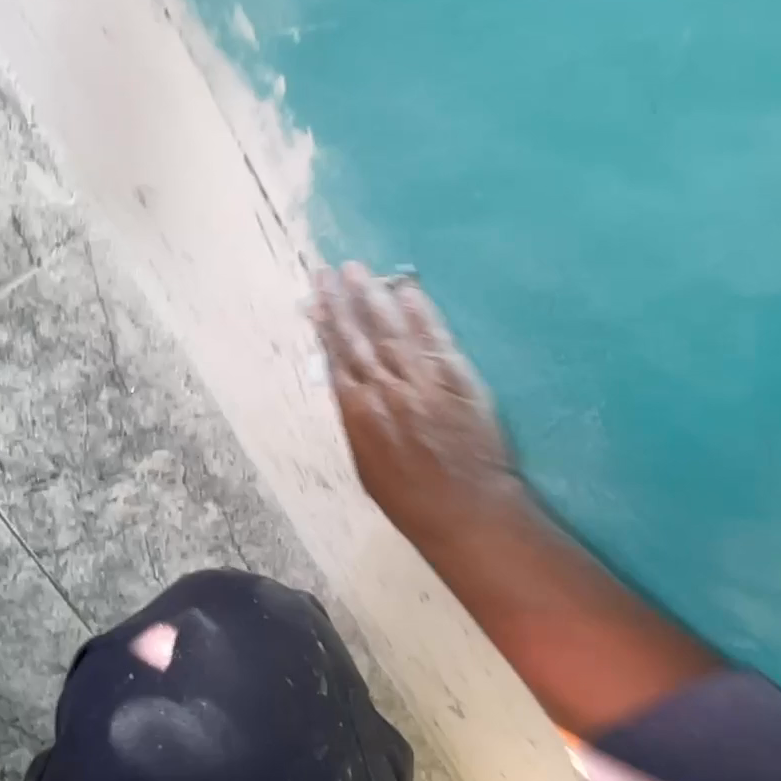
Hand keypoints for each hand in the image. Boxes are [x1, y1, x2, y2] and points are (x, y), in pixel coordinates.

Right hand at [311, 263, 522, 547]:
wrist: (466, 510)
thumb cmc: (410, 499)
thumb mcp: (365, 465)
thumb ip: (354, 421)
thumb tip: (343, 389)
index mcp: (356, 414)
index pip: (336, 358)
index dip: (325, 326)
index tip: (314, 299)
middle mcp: (384, 391)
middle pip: (358, 338)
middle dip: (342, 302)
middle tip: (328, 271)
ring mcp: (421, 382)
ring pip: (391, 332)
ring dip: (373, 298)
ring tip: (358, 270)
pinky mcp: (457, 380)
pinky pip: (434, 340)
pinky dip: (420, 314)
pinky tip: (407, 291)